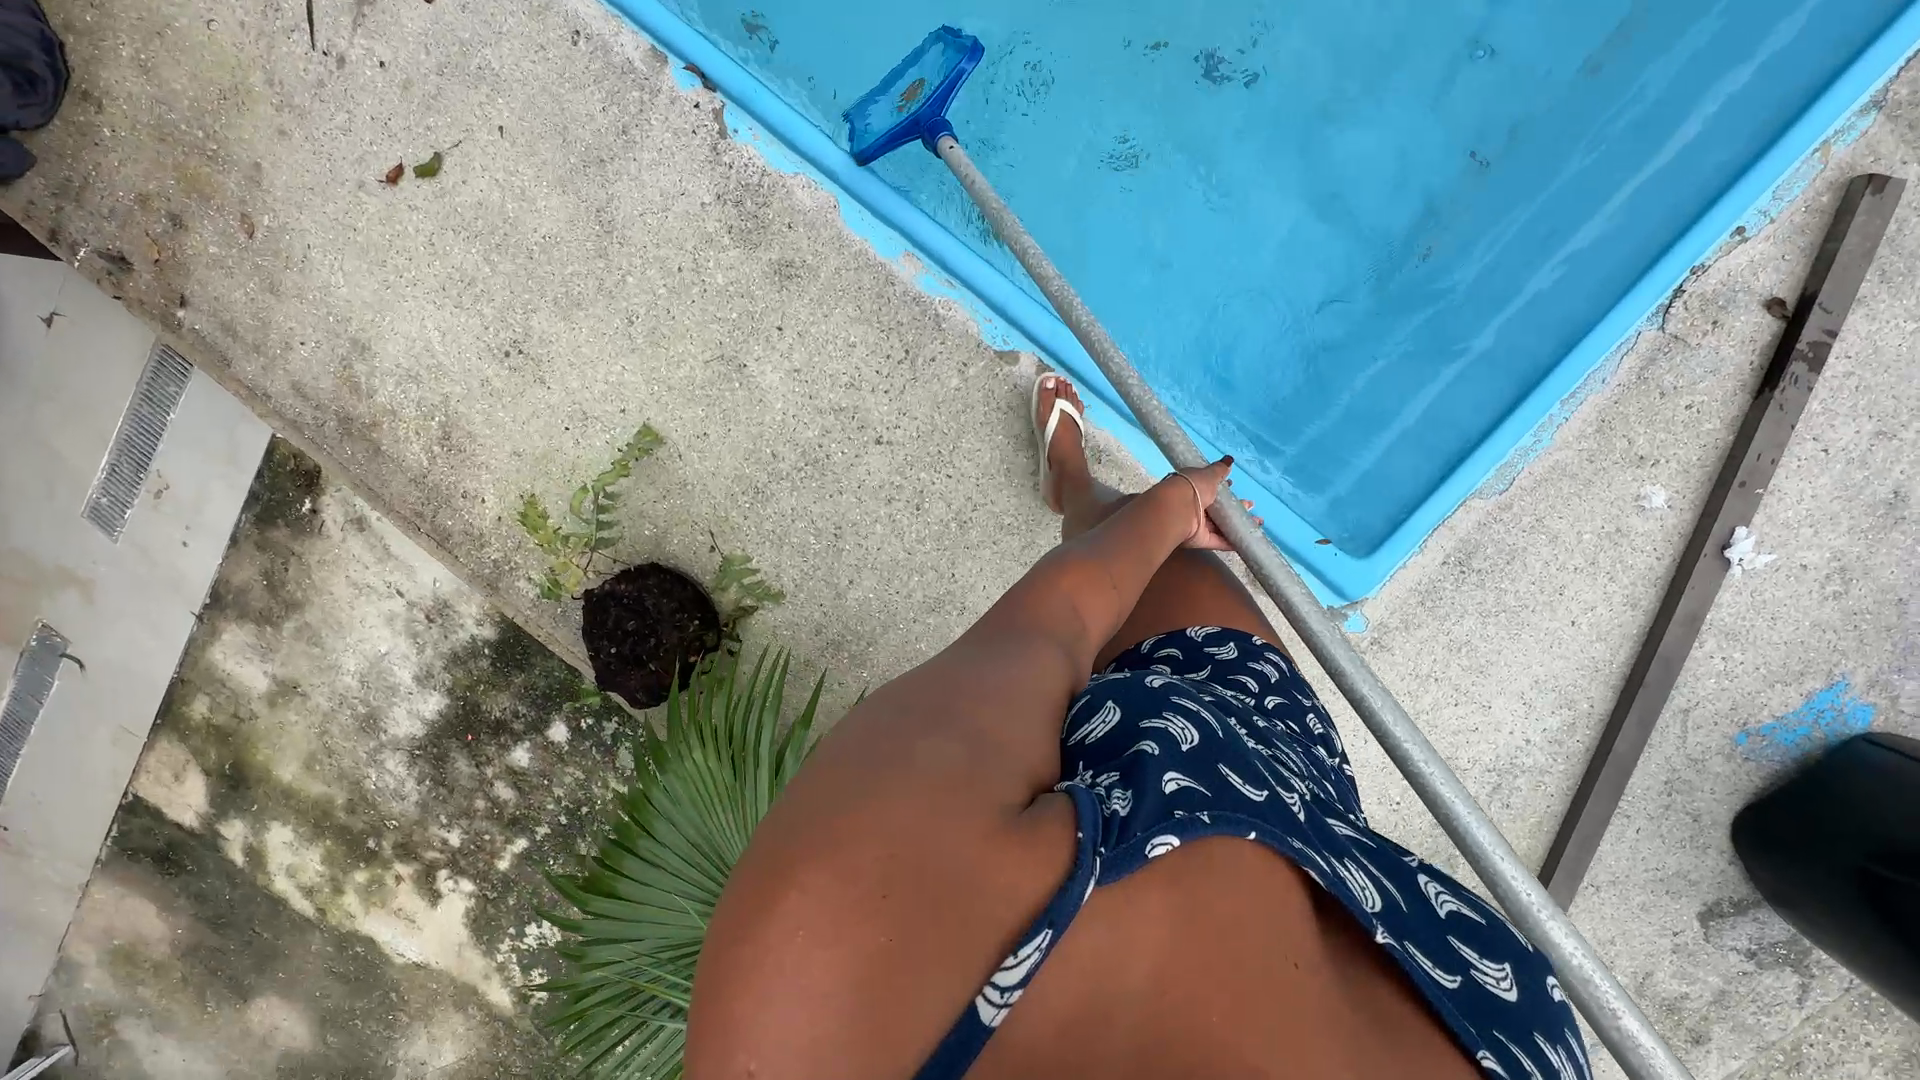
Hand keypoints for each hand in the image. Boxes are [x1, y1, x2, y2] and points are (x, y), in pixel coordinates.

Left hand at [1164, 457, 1259, 550]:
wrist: (1176, 510)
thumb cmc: (1191, 488)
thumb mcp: (1208, 475)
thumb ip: (1219, 470)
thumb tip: (1229, 459)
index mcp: (1192, 488)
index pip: (1209, 487)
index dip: (1222, 488)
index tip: (1234, 486)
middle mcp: (1194, 506)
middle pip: (1217, 509)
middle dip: (1235, 507)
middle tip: (1250, 506)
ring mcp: (1197, 524)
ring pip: (1220, 526)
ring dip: (1237, 525)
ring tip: (1257, 523)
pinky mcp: (1200, 539)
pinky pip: (1218, 541)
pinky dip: (1231, 542)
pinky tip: (1247, 541)